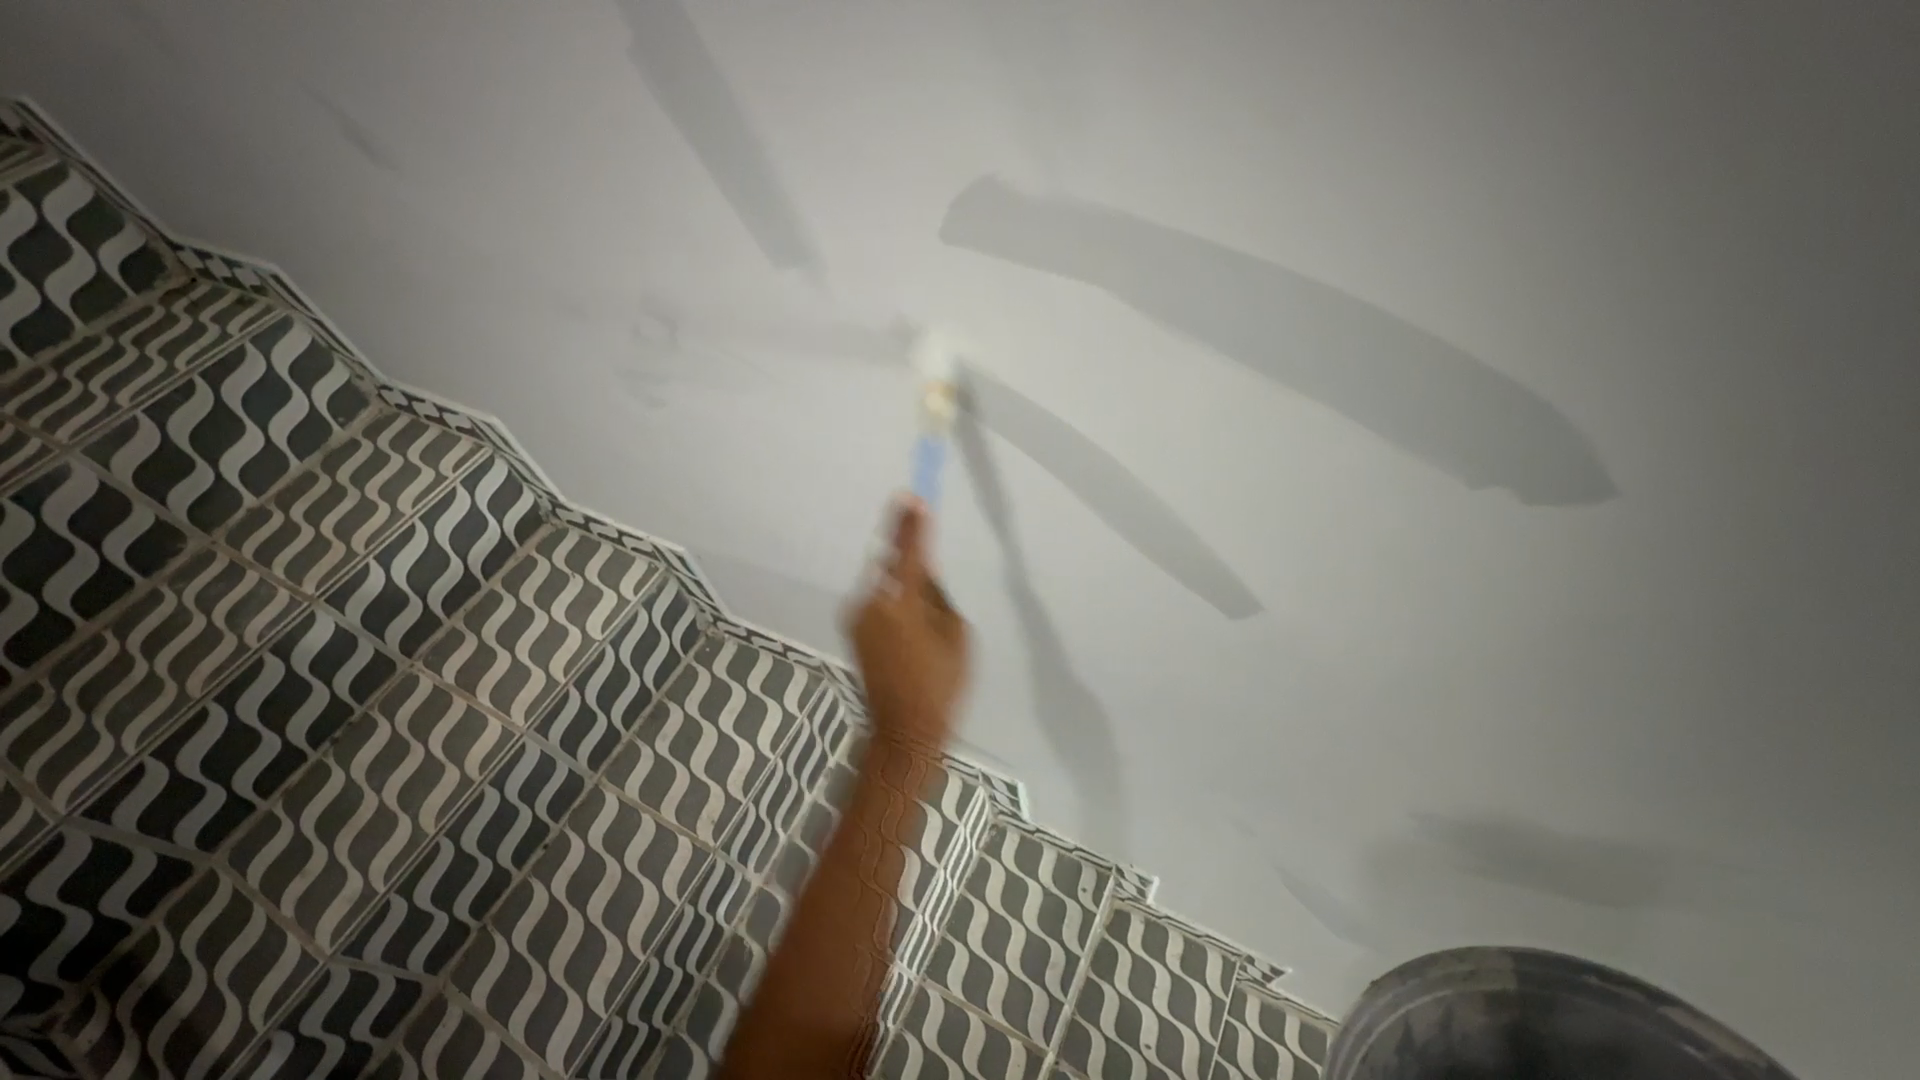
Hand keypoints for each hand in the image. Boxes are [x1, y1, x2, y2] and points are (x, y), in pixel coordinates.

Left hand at [844, 497, 969, 755]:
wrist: (903, 728)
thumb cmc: (940, 683)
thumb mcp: (956, 634)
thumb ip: (938, 596)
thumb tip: (925, 571)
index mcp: (902, 602)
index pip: (909, 551)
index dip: (912, 523)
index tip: (913, 495)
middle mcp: (872, 603)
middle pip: (891, 564)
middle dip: (905, 548)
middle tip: (916, 529)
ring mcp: (858, 618)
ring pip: (883, 584)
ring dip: (899, 580)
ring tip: (922, 605)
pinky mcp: (854, 631)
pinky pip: (876, 602)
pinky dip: (892, 599)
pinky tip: (908, 620)